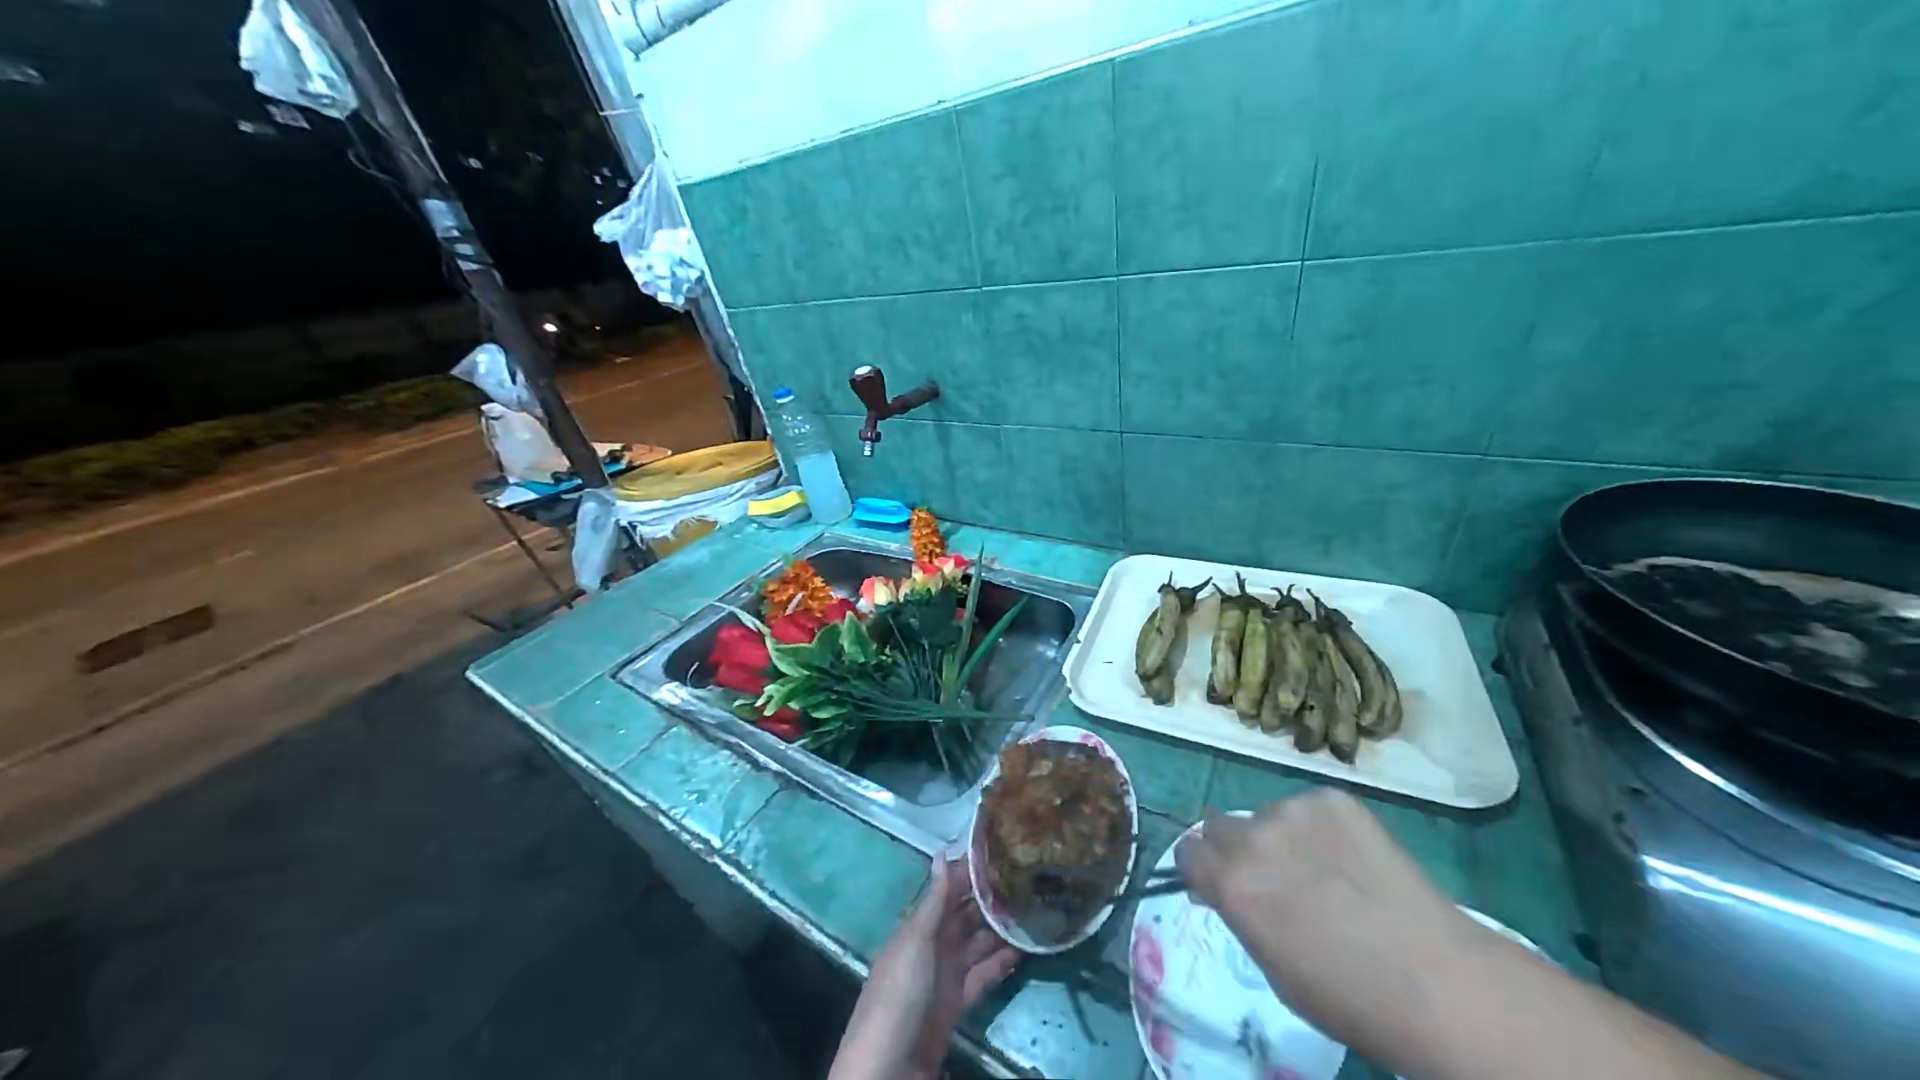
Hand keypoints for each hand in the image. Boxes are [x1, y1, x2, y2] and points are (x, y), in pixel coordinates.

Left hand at [829, 855, 1019, 1079]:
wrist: (888, 1068)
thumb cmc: (899, 993)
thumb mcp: (916, 941)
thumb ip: (934, 901)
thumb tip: (943, 853)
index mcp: (918, 926)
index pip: (947, 891)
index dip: (970, 873)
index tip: (1001, 853)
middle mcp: (933, 946)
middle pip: (965, 916)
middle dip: (990, 900)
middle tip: (1026, 880)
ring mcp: (945, 976)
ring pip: (977, 944)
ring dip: (1000, 930)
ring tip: (1032, 910)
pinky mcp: (957, 1004)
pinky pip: (982, 976)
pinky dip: (1000, 963)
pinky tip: (1022, 950)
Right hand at [1175, 790, 1475, 1057]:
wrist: (1438, 982)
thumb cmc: (1348, 997)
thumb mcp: (1271, 967)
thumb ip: (1238, 914)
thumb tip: (1222, 889)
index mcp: (1230, 883)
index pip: (1188, 851)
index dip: (1201, 868)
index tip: (1218, 881)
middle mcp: (1252, 838)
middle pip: (1219, 825)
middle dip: (1235, 849)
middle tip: (1272, 876)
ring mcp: (1294, 811)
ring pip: (1268, 816)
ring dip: (1281, 837)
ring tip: (1325, 870)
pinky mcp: (1334, 800)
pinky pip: (1309, 806)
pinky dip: (1319, 826)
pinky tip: (1351, 857)